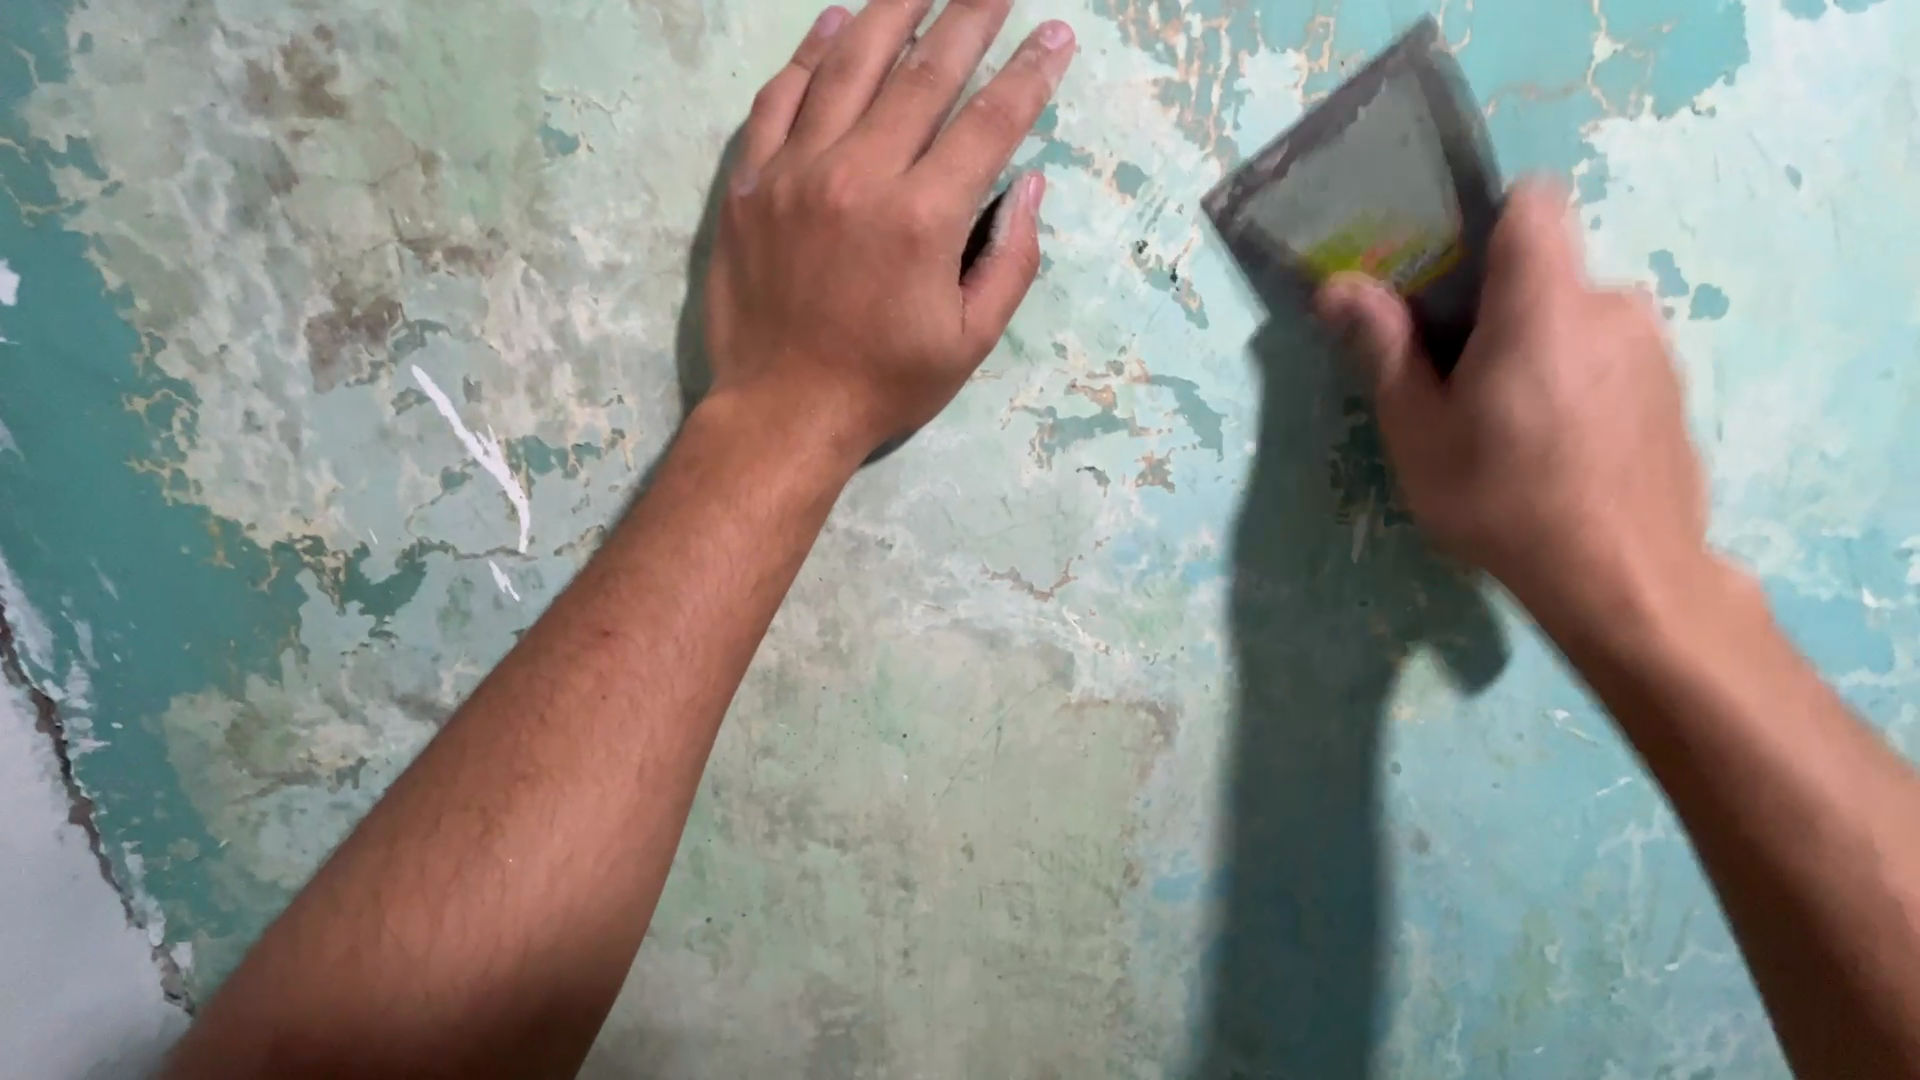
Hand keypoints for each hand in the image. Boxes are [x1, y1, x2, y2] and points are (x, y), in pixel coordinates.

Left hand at [702, 0, 1075, 461]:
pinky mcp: (749, 182)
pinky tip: (836, 23)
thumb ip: (1010, 263)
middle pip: (924, 74)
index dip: (1029, 75)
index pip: (989, 123)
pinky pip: (780, 97)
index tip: (1053, 37)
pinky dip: (810, 53)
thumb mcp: (969, 343)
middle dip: (970, 18)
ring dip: (893, 12)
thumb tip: (1031, 187)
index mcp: (923, 220)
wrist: (782, 411)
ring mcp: (795, 172)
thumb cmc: (883, 384)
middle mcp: (860, 176)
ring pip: (848, 65)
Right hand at [1317, 183, 1712, 628]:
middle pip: (1541, 270)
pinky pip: (1604, 353)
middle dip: (1492, 307)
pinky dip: (1568, 376)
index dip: (1483, 221)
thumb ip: (1383, 349)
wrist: (1622, 578)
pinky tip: (1549, 445)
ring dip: (1530, 346)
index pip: (1531, 204)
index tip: (1442, 275)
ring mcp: (1651, 346)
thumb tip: (1337, 287)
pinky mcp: (1670, 385)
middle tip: (1450, 379)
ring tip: (1499, 423)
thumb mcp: (1418, 431)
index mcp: (1542, 305)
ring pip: (1572, 317)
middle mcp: (1610, 305)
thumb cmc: (1500, 499)